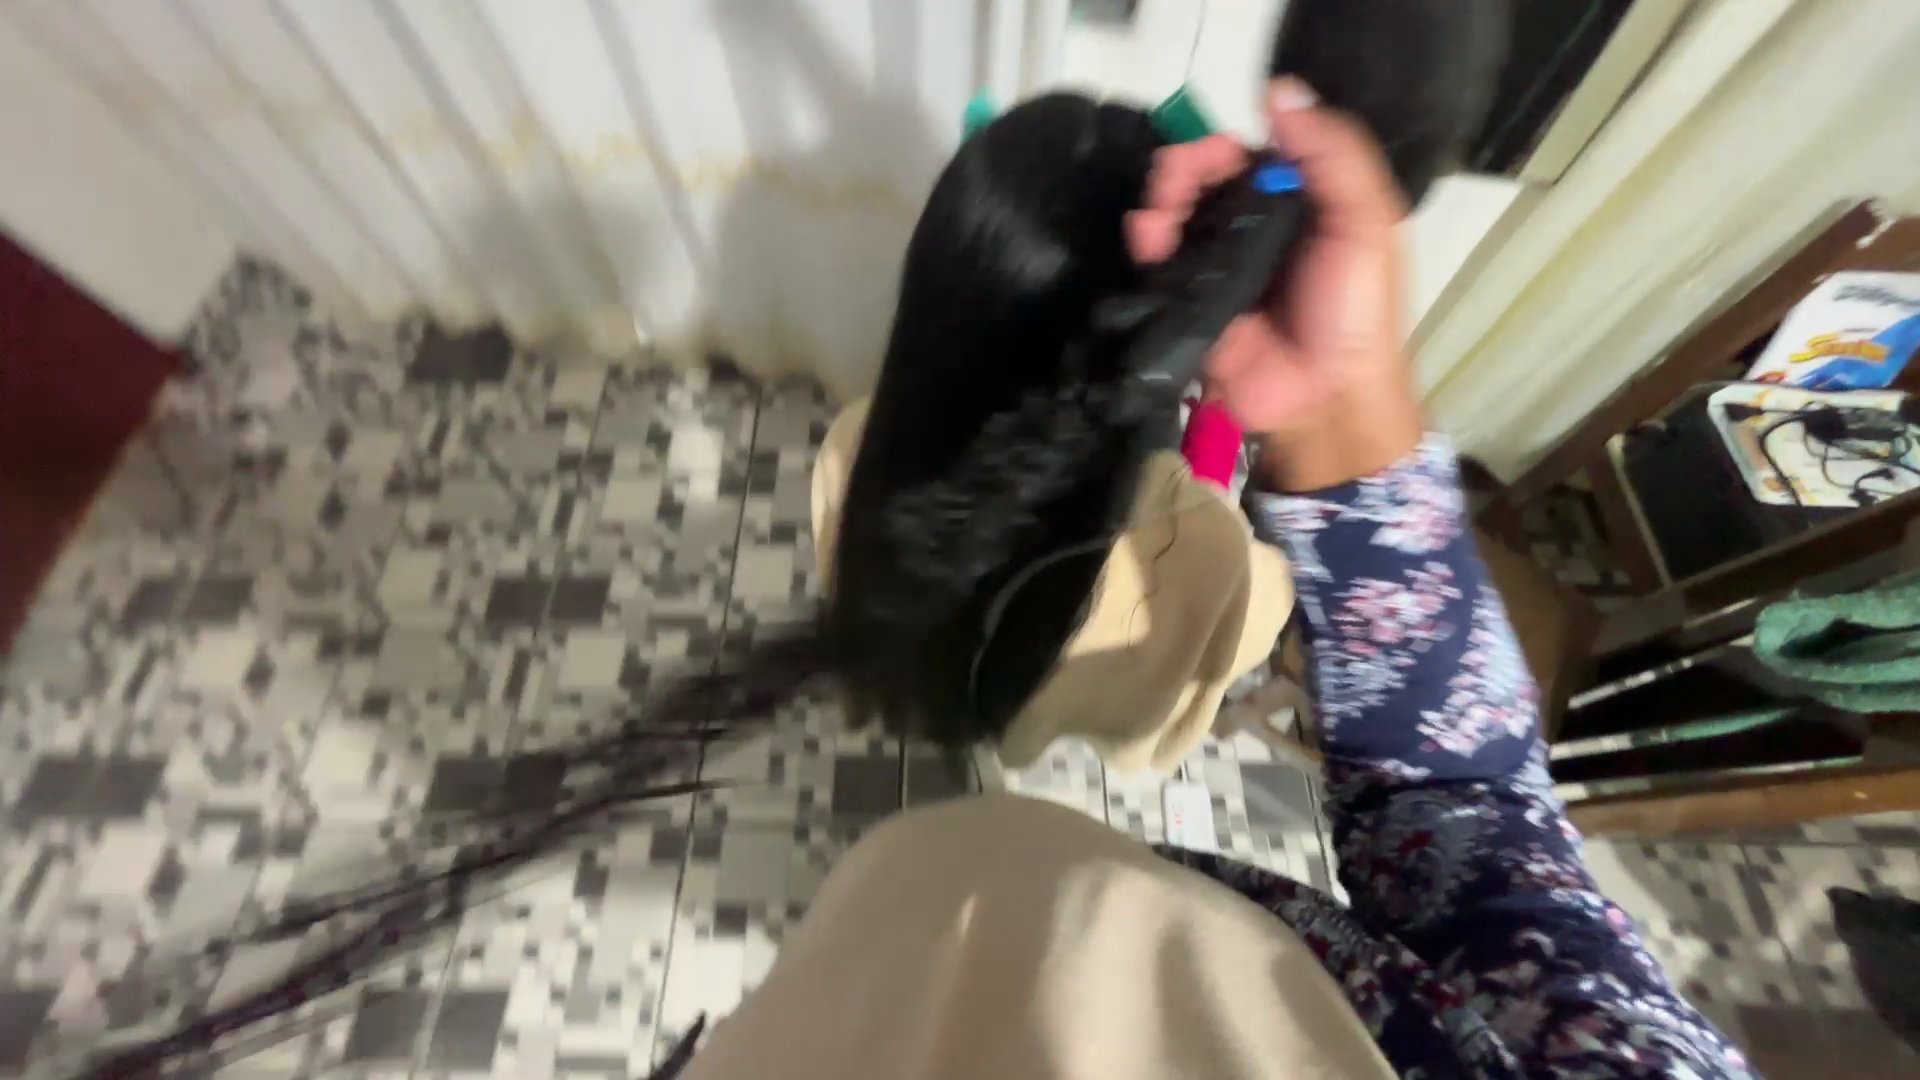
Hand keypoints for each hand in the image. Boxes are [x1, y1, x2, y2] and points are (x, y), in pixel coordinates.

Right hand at [1125, 78, 1423, 490]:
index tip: (1211, 149)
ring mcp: (1214, 271)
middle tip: (1173, 177)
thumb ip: (1333, 154)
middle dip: (1180, 170)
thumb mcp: (1365, 221)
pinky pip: (1159, 268)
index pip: (1246, 159)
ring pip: (1174, 220)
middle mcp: (1250, 233)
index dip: (1221, 147)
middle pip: (1202, 185)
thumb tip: (1280, 93)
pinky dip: (1146, 244)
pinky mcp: (1186, 306)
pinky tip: (1144, 237)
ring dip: (1157, 203)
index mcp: (1295, 207)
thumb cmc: (1353, 309)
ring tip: (1154, 212)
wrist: (1322, 394)